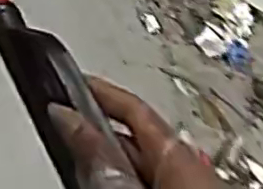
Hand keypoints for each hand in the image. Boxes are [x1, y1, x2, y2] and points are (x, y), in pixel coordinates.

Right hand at [50, 77, 224, 188]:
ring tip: (81, 173)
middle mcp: (195, 175)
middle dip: (101, 138)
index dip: (99, 93)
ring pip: (147, 176)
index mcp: (182, 159)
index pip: (134, 108)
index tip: (67, 85)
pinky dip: (132, 187)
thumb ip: (98, 157)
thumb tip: (67, 116)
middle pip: (140, 143)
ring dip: (113, 171)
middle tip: (66, 136)